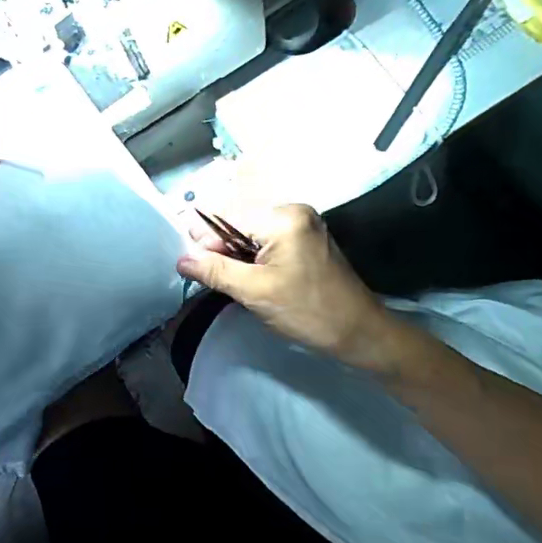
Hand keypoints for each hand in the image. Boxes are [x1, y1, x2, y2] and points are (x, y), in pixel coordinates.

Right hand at [178, 205, 400, 373]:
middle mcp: (293, 211)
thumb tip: (182, 259)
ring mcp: (302, 223)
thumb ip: (216, 271)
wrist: (359, 331)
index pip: (227, 216)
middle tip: (200, 274)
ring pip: (250, 232)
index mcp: (283, 217)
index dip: (202, 237)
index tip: (183, 260)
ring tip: (222, 278)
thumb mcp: (256, 292)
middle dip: (218, 246)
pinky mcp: (305, 238)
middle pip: (238, 221)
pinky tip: (244, 276)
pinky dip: (251, 256)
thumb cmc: (309, 312)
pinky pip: (266, 240)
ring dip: (233, 253)